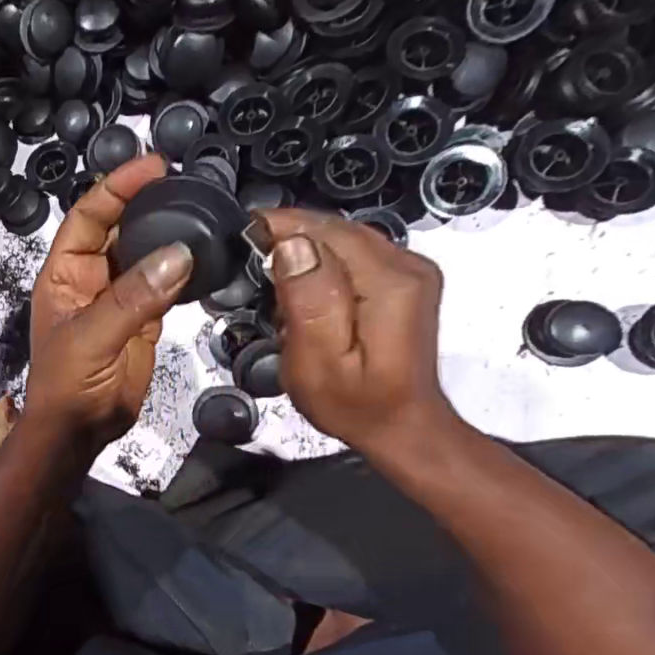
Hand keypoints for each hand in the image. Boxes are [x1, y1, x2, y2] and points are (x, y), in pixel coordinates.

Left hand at [27, 154, 191, 455]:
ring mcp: (120, 299)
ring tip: (201, 215)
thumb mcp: (91, 337)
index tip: (151, 168)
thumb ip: (132, 298)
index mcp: (65, 273)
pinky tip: (202, 261)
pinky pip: (165, 287)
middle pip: (121, 229)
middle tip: (185, 186)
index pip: (89, 216)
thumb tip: (177, 256)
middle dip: (148, 205)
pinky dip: (183, 274)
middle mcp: (92, 279)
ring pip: (147, 256)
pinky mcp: (143, 320)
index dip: (116, 188)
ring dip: (170, 238)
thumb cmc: (65, 385)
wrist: (81, 429)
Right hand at [259, 209, 461, 456]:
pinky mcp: (402, 282)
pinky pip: (353, 255)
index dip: (280, 227)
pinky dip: (323, 264)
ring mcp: (408, 273)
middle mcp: (406, 268)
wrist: (400, 426)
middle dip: (291, 239)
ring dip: (305, 252)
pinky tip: (305, 289)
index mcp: (387, 284)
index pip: (325, 230)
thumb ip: (308, 302)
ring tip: (276, 279)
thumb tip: (292, 247)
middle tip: (253, 261)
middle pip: (335, 229)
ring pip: (343, 239)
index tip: (246, 234)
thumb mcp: (318, 364)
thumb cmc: (359, 406)